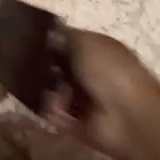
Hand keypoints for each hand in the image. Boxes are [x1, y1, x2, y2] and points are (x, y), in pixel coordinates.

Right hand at [42, 29, 153, 157]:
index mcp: (101, 50)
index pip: (71, 41)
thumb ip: (64, 35)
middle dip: (45, 67)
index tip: (30, 39)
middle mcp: (95, 73)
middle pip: (60, 67)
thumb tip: (48, 35)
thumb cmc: (110, 72)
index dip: (52, 40)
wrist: (129, 120)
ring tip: (49, 91)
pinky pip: (57, 115)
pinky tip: (54, 108)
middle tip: (32, 66)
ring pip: (55, 91)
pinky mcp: (80, 124)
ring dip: (48, 91)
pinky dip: (52, 112)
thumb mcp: (86, 42)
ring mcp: (88, 100)